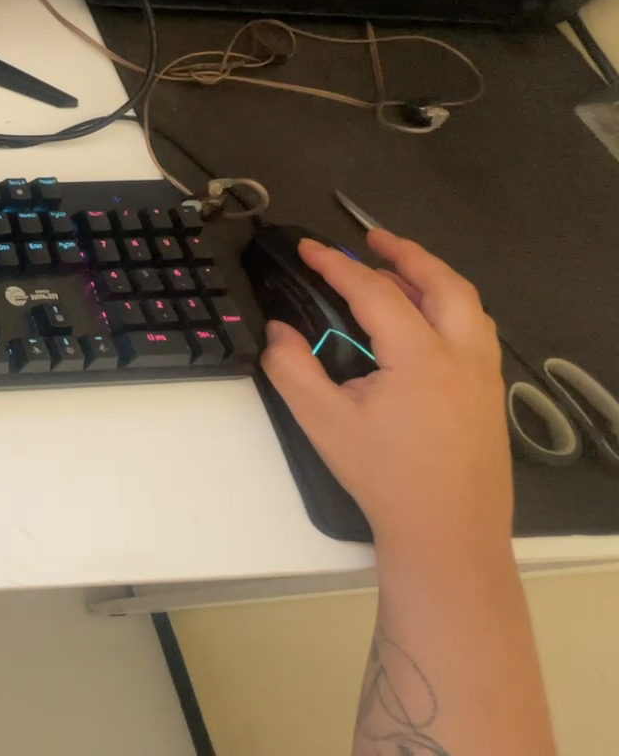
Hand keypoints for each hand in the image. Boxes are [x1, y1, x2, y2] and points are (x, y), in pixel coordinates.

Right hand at [259, 229, 510, 556]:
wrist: (446, 528)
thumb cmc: (381, 471)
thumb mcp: (318, 418)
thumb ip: (291, 366)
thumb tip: (280, 330)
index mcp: (420, 359)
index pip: (376, 294)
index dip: (337, 266)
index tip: (308, 248)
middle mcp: (462, 358)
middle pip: (447, 287)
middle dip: (408, 255)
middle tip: (371, 237)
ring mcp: (482, 377)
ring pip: (468, 308)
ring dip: (431, 278)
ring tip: (394, 267)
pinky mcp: (486, 394)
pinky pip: (471, 331)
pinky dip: (445, 306)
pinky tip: (417, 316)